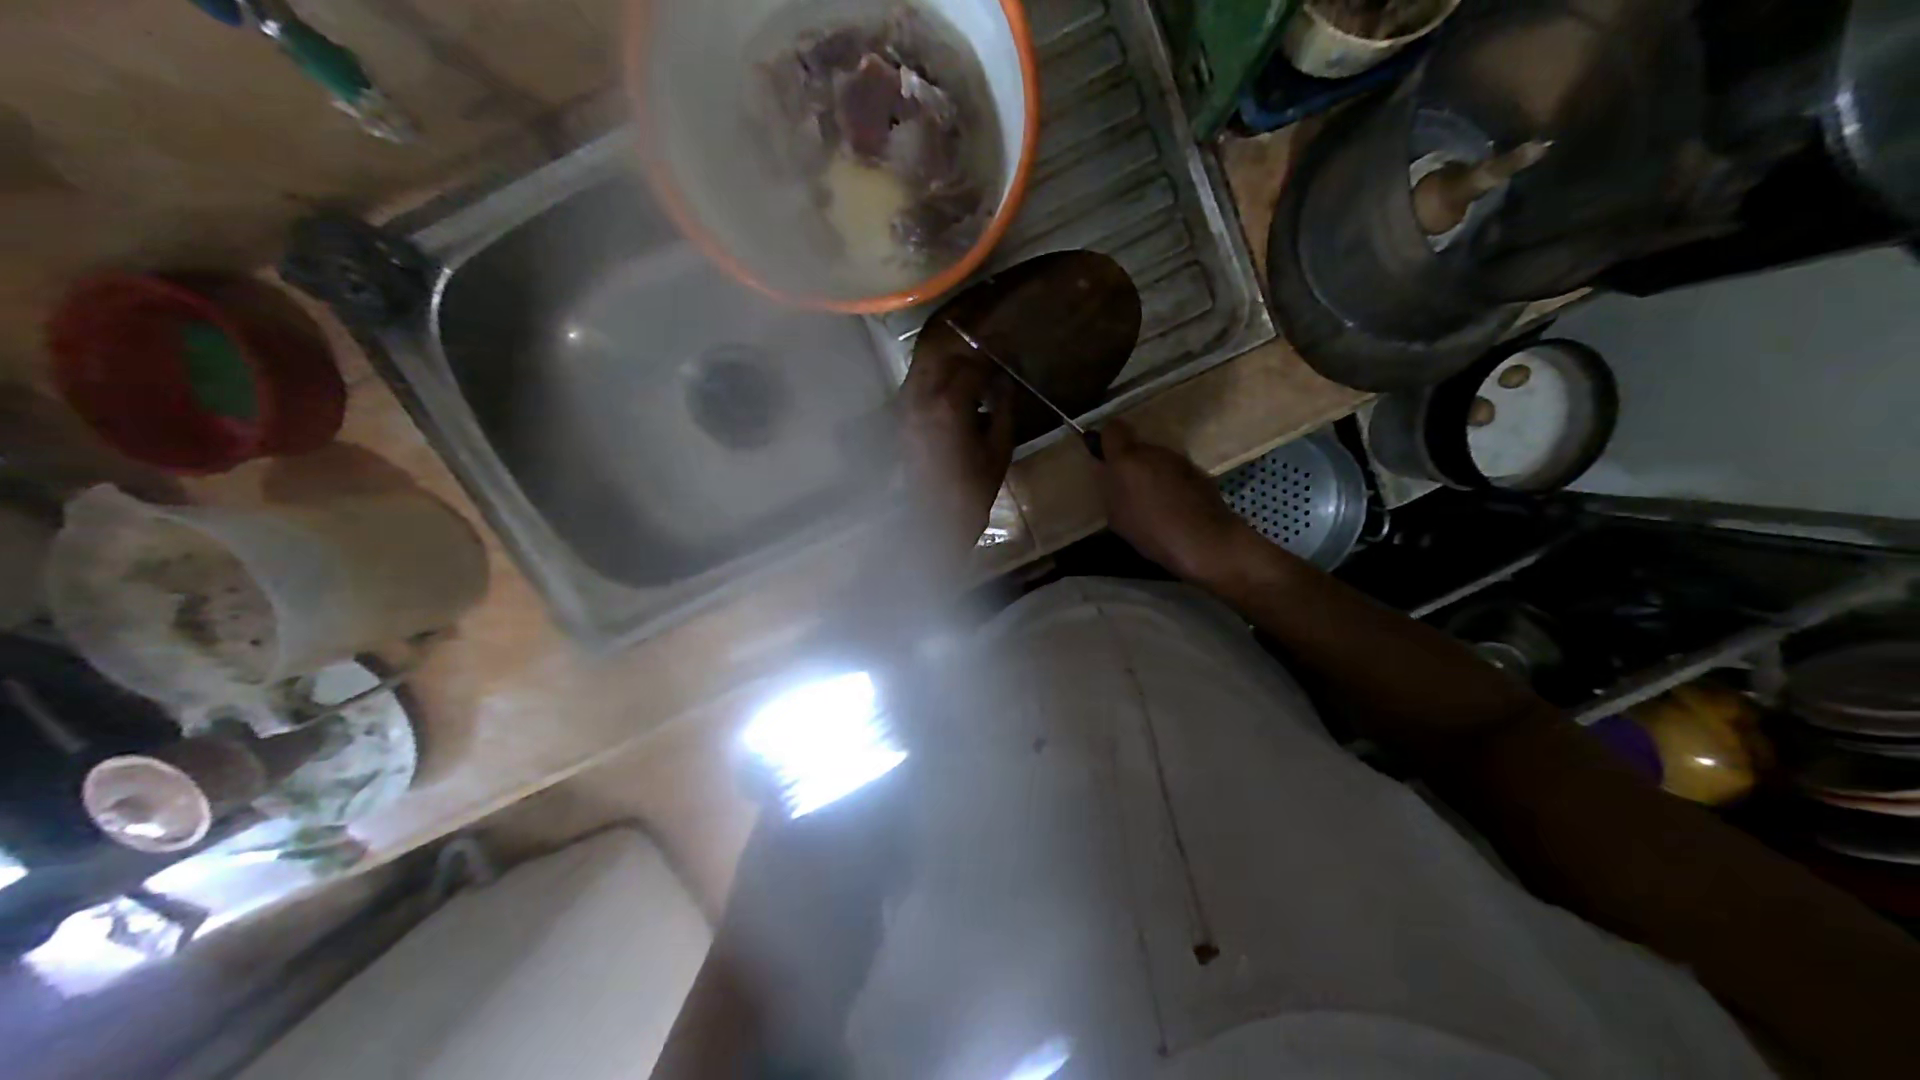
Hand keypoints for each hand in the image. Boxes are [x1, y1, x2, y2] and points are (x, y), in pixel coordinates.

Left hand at [897, 346, 1014, 557]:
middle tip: (988, 350)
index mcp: (949, 404)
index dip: (994, 355)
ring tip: (971, 364)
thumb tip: (1005, 380)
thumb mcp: (1000, 447)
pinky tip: (952, 386)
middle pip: (942, 353)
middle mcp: (921, 397)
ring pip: (924, 364)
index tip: (1009, 351)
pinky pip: (916, 382)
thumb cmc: (974, 489)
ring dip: (947, 358)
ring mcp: (906, 406)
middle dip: (966, 347)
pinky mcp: (900, 418)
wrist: (936, 519)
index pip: (973, 364)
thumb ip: (1004, 406)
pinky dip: (934, 375)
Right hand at [1096, 421, 1271, 585]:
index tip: (1107, 459)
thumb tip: (1106, 471)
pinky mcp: (1198, 471)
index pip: (1112, 429)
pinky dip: (1172, 483)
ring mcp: (1179, 459)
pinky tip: (1175, 507)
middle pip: (1137, 447)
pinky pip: (1175, 472)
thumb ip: (1109, 488)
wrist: (1204, 540)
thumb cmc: (1151, 531)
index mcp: (1127, 460)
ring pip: (1157, 460)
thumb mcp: (1117, 516)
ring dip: (1153, 474)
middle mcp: (1153, 451)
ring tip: (1154, 503)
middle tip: (1130, 490)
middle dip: (1132, 463)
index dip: (1108, 441)